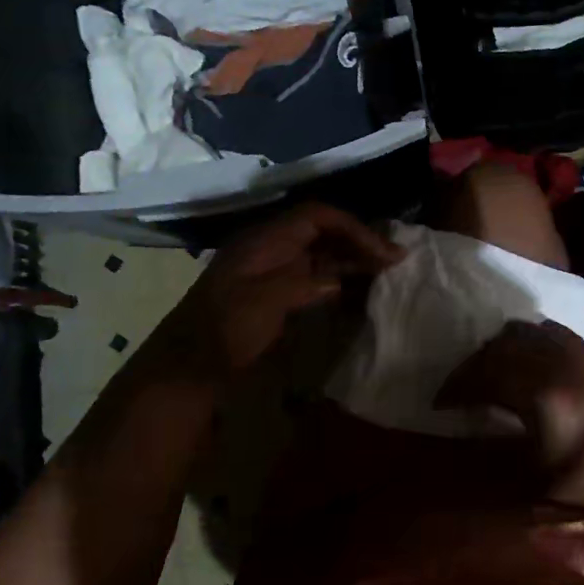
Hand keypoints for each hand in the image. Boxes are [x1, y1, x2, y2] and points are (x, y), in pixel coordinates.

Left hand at [159, 203, 403, 377]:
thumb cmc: (224, 331)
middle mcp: (270, 250)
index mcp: (264, 241)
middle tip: (394, 260)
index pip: (317, 216)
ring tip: (384, 272)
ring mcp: (272, 274)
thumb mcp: (263, 302)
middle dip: (358, 241)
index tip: (383, 251)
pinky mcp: (275, 297)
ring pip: (319, 255)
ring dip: (351, 260)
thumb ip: (304, 282)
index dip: (353, 227)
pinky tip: (356, 292)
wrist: (189, 368)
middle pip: (321, 232)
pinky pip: (313, 278)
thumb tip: (337, 278)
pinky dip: (337, 280)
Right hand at [436, 320, 583, 512]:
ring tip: (487, 374)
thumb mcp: (546, 482)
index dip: (454, 388)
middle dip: (469, 367)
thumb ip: (499, 456)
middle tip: (458, 390)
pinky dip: (523, 340)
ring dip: (495, 349)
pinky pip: (546, 329)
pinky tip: (524, 363)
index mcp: (545, 398)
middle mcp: (558, 364)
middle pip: (496, 348)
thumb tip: (461, 441)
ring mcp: (578, 352)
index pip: (483, 377)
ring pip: (520, 331)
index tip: (439, 404)